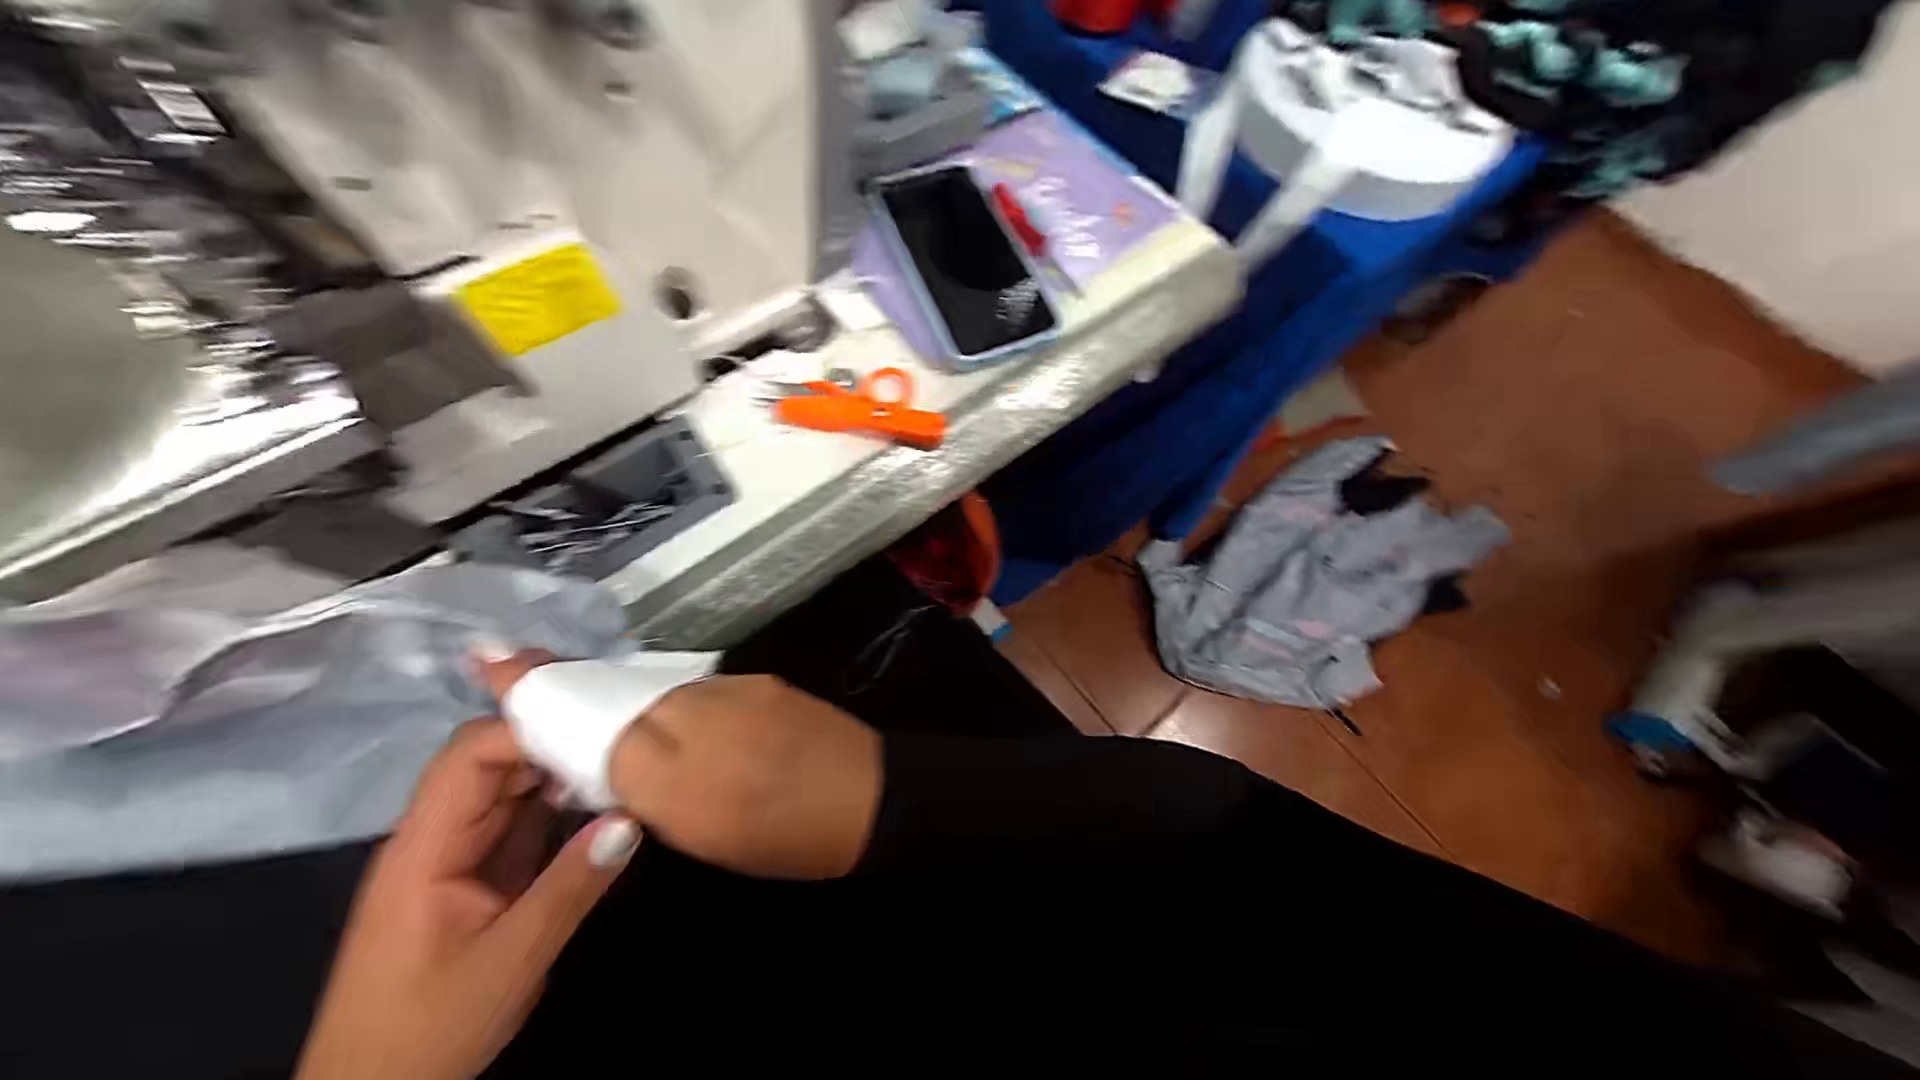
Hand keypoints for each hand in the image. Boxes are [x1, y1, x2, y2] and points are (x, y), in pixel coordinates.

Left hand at [294, 720, 638, 1079]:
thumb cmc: (424, 1032)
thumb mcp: (509, 961)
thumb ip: (570, 887)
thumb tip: (630, 817)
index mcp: (424, 848)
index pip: (469, 757)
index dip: (527, 728)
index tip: (593, 721)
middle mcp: (436, 838)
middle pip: (491, 761)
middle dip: (553, 739)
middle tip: (622, 732)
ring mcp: (456, 854)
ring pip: (509, 787)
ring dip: (560, 768)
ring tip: (622, 754)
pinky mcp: (476, 872)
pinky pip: (520, 819)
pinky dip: (559, 802)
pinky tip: (601, 795)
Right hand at [481, 656, 882, 879]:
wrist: (870, 796)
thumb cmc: (789, 839)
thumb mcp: (707, 835)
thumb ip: (649, 793)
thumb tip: (606, 758)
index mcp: (685, 780)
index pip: (597, 732)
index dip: (545, 699)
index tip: (495, 661)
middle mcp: (704, 722)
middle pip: (619, 698)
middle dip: (572, 687)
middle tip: (519, 667)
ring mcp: (736, 693)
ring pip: (657, 690)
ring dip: (624, 696)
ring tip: (593, 702)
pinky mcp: (759, 681)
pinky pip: (696, 688)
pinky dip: (672, 699)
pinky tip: (667, 714)